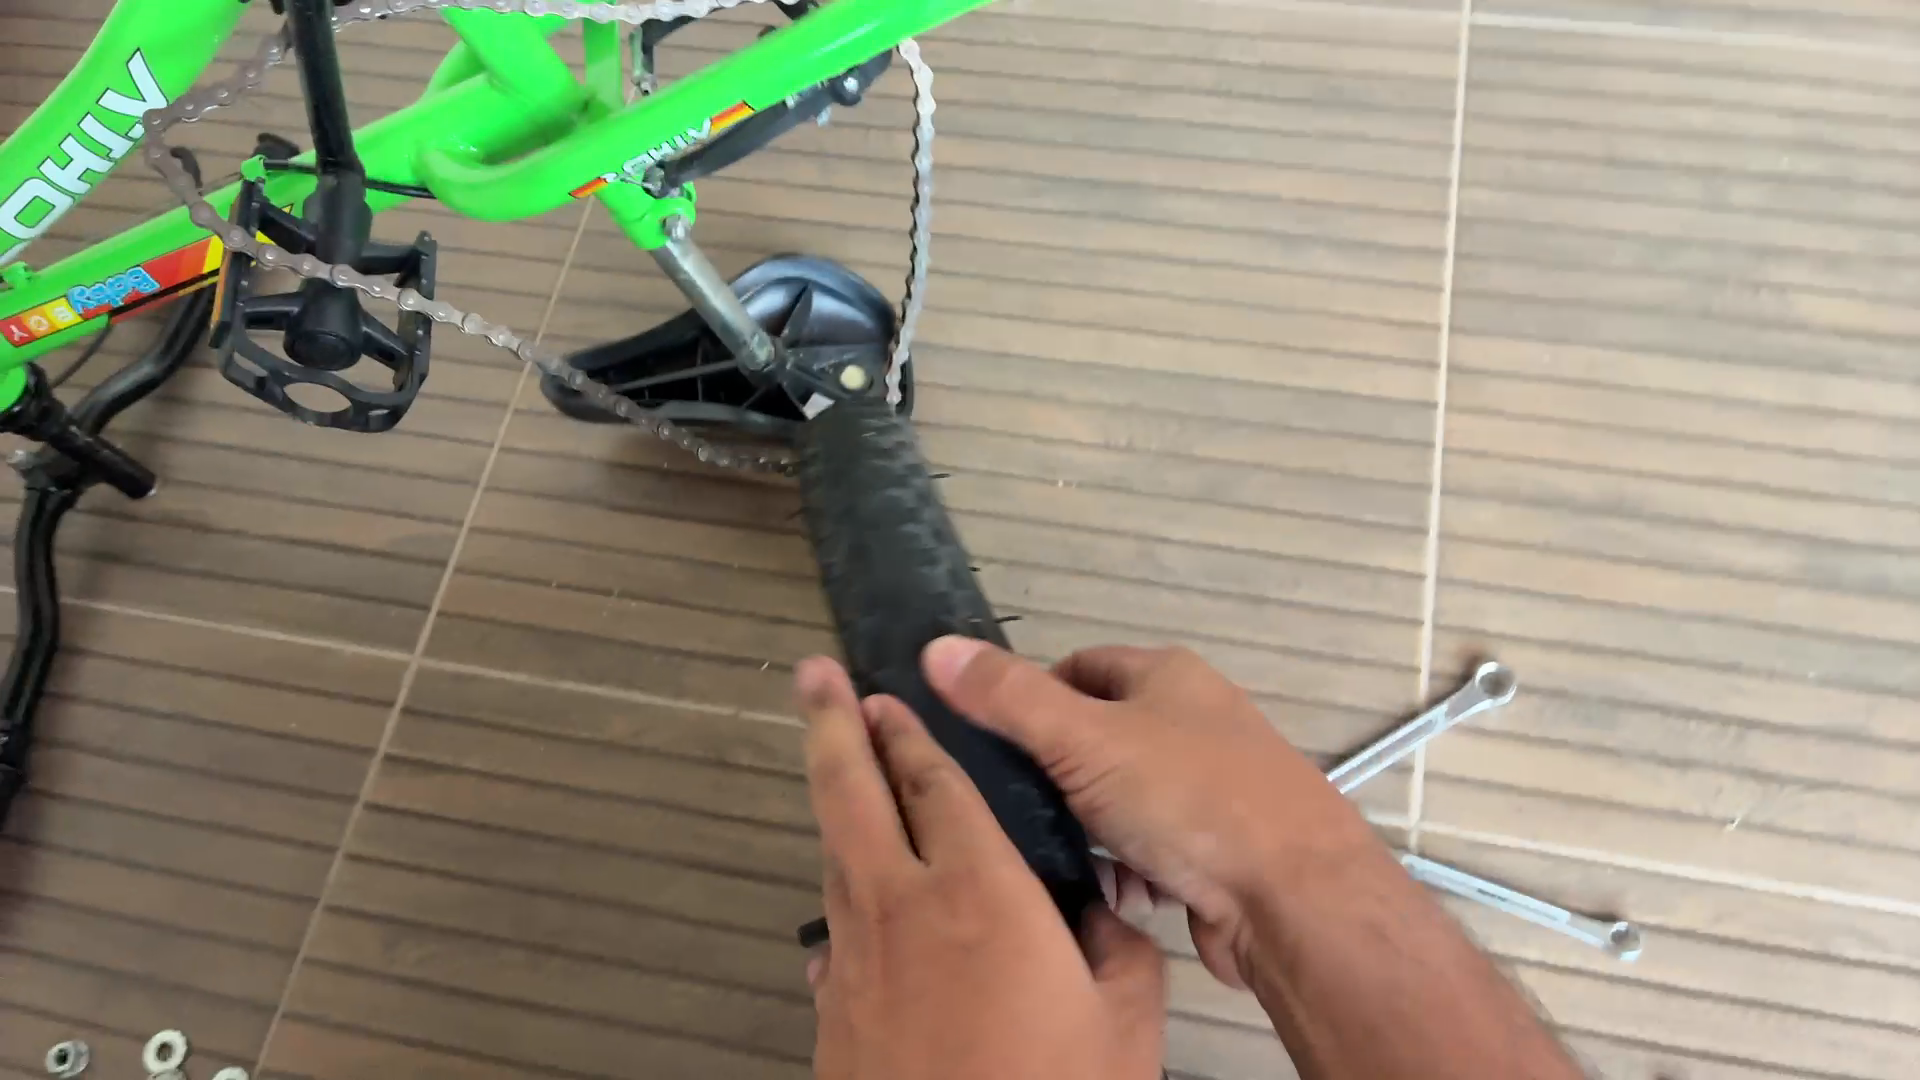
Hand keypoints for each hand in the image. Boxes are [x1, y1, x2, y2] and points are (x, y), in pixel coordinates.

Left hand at [797, 657, 1165, 1079]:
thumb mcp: (1121, 1018)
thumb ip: (1112, 941)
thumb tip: (1091, 905)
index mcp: (977, 886)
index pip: (934, 783)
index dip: (910, 734)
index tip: (886, 695)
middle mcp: (901, 901)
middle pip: (854, 789)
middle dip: (834, 721)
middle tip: (813, 674)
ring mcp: (854, 953)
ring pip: (837, 846)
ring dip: (834, 791)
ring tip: (830, 751)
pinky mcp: (833, 1005)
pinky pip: (835, 919)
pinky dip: (841, 883)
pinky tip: (851, 890)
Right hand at [921, 638, 1377, 987]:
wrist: (1297, 903)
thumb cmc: (1187, 798)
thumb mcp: (1083, 739)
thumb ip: (1008, 697)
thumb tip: (937, 646)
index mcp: (1165, 675)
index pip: (1074, 669)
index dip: (1030, 700)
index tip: (995, 745)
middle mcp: (1192, 718)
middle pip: (1096, 735)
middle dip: (1056, 773)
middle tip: (1013, 808)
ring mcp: (1210, 784)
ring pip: (1119, 796)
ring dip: (1087, 826)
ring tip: (1049, 856)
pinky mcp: (1218, 845)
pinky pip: (1150, 845)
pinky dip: (1124, 866)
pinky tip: (1104, 892)